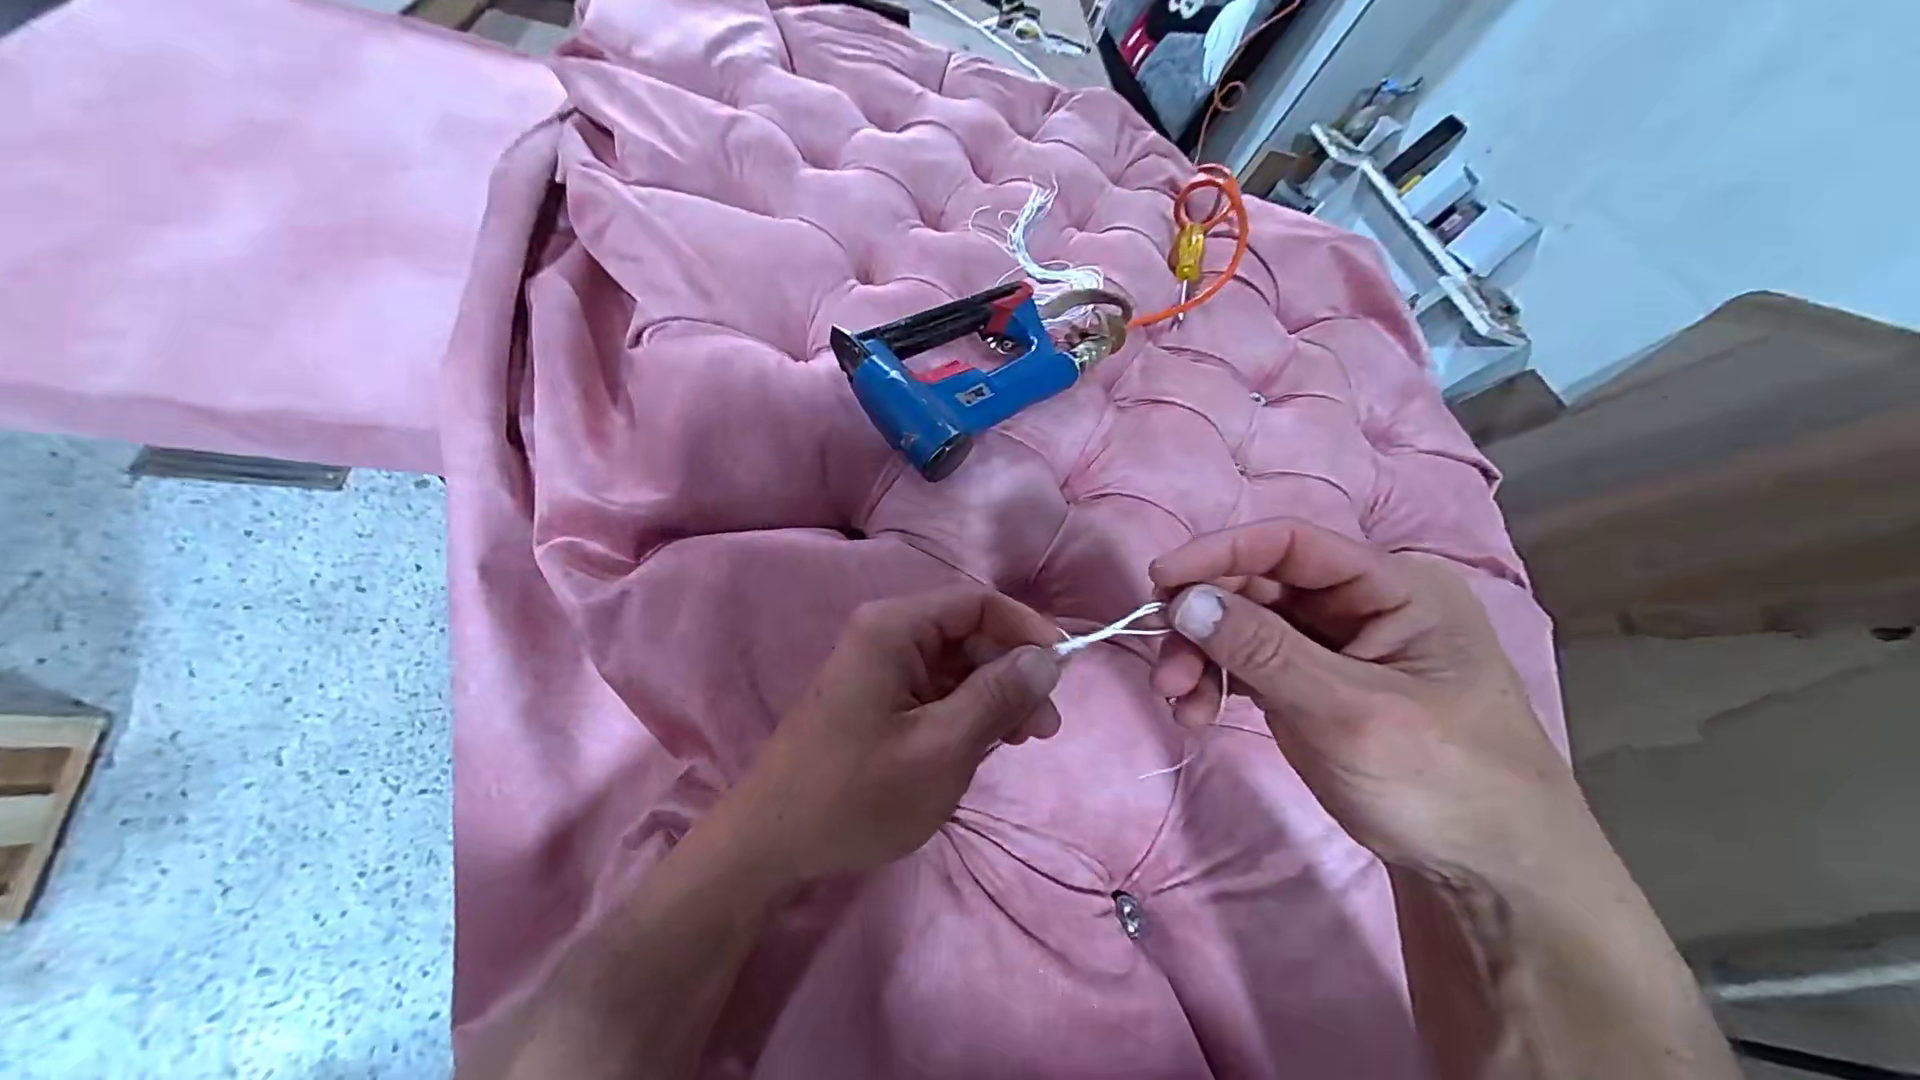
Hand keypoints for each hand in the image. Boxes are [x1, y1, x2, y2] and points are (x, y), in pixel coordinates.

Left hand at [716, 586, 1062, 883]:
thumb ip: (997, 696)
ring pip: (955, 667)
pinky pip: (935, 692)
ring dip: (994, 697)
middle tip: (1044, 727)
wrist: (769, 845)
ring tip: (1020, 741)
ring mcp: (879, 670)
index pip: (977, 603)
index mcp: (894, 628)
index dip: (1026, 628)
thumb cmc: (857, 794)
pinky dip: (966, 713)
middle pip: (968, 634)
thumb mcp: (942, 748)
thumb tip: (1046, 657)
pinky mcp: (877, 702)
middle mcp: (885, 636)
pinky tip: (983, 746)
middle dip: (1013, 672)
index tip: (1063, 668)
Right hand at [1148, 519, 1591, 881]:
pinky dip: (1214, 682)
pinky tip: (1196, 714)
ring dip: (1200, 657)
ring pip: (1240, 625)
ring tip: (1178, 702)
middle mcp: (1357, 604)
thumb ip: (1263, 651)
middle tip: (1165, 669)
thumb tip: (1184, 601)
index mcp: (1393, 587)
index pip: (1292, 544)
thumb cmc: (1442, 784)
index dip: (1220, 551)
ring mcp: (1329, 644)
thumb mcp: (1349, 713)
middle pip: (1255, 587)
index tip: (1160, 578)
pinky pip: (1244, 663)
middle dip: (1202, 622)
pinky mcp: (1306, 681)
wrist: (1485, 877)